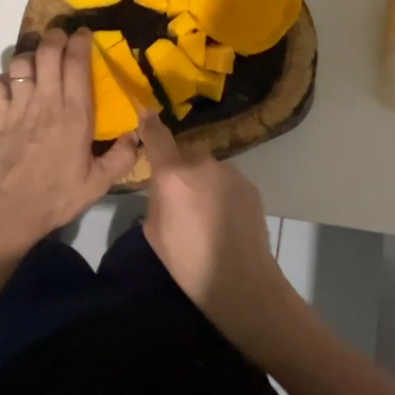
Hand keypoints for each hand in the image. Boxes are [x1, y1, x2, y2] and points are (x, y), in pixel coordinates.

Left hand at [0, 27, 136, 252]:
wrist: (14, 213)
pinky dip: (4, 78)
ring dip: (30, 53)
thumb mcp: (99, 182)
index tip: (85, 33)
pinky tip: (14, 84)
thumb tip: (139, 133)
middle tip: (62, 35)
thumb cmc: (59, 196)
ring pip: (21, 64)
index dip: (81, 42)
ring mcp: (19, 109)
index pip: (77, 65)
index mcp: (74, 116)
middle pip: (47, 53)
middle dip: (55, 36)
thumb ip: (122, 156)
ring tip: (39, 54)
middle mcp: (46, 104)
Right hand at [138, 111, 295, 354]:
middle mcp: (201, 164)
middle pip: (184, 152)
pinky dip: (220, 190)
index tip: (144, 112)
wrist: (240, 281)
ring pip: (207, 166)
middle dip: (178, 166)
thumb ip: (156, 198)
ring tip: (204, 211)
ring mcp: (229, 172)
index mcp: (172, 175)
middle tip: (178, 195)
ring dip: (201, 179)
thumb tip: (162, 186)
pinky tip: (223, 217)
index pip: (157, 136)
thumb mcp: (154, 232)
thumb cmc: (188, 263)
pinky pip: (226, 179)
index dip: (148, 123)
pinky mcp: (249, 184)